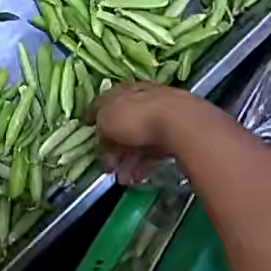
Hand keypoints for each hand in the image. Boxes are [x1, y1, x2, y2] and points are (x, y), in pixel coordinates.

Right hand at [88, 82, 213, 183]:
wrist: (180, 125)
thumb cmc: (135, 118)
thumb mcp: (105, 119)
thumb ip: (100, 125)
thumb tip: (102, 134)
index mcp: (125, 90)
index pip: (106, 103)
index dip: (96, 120)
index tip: (90, 136)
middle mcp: (144, 100)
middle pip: (123, 125)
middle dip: (113, 149)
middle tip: (108, 167)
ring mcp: (163, 116)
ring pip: (139, 140)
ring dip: (128, 161)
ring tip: (122, 180)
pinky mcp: (178, 134)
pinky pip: (155, 150)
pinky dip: (144, 164)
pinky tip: (138, 177)